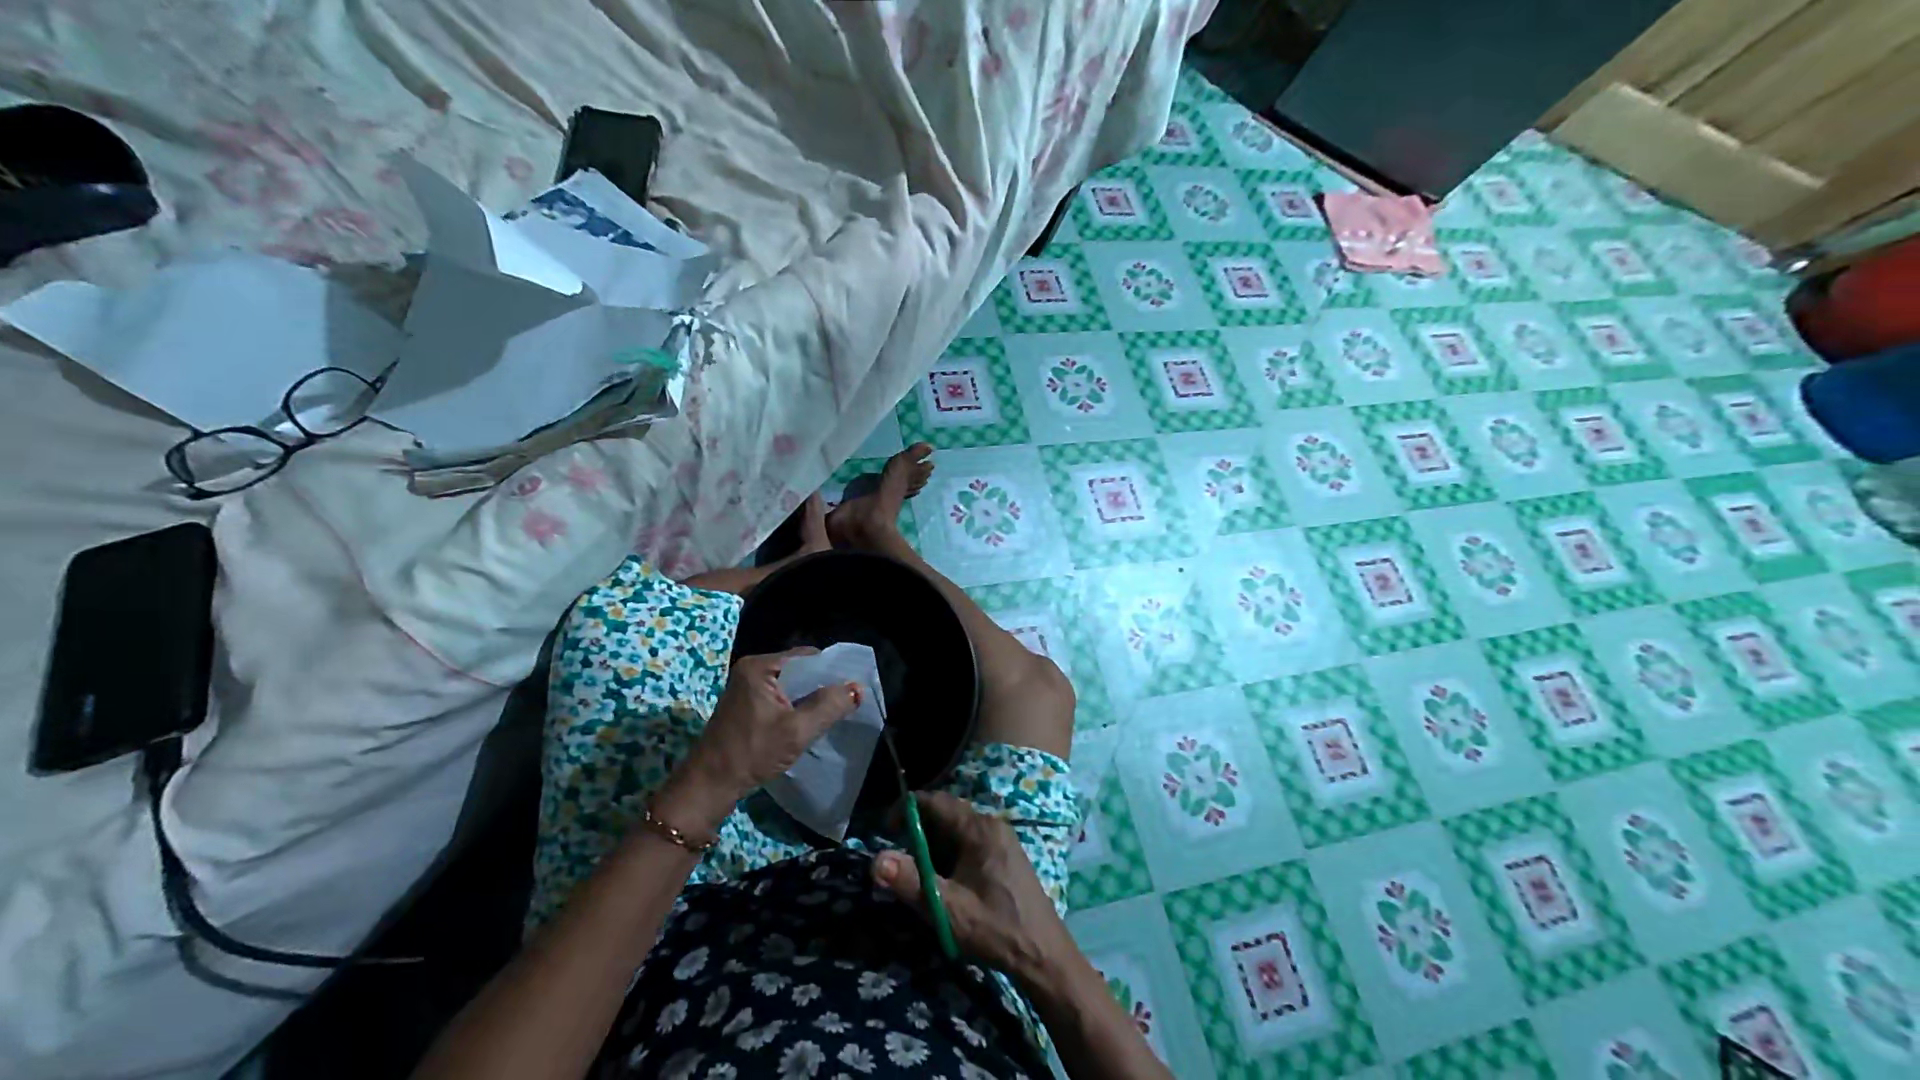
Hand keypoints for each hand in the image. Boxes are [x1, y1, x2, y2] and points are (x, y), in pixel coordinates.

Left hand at [656, 649, 860, 833]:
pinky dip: (796, 705)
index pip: (807, 657)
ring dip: (810, 697)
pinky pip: (780, 695)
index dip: (832, 671)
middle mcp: (752, 669)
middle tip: (846, 701)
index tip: (852, 688)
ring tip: (833, 711)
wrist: (709, 785)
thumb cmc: (751, 754)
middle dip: (822, 685)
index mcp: (760, 666)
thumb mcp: (796, 731)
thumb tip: (857, 688)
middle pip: (800, 669)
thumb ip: (828, 706)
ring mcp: (747, 686)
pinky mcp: (746, 703)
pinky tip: (809, 720)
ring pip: (791, 684)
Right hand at [871, 792, 1074, 984]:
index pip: (935, 801)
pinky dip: (950, 853)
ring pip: (957, 829)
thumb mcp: (948, 908)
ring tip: (917, 872)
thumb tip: (876, 859)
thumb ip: (911, 881)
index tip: (885, 829)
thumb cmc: (995, 928)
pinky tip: (944, 881)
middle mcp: (992, 825)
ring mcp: (1002, 840)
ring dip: (933, 845)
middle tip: (898, 856)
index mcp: (979, 829)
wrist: (1043, 955)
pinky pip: (969, 842)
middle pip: (946, 813)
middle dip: (918, 831)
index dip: (906, 809)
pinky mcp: (1005, 856)